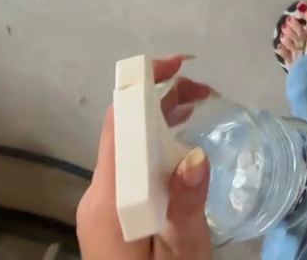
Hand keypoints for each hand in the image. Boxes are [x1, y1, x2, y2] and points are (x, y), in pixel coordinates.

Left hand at [76, 55, 217, 259]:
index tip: (181, 65)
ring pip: (130, 144)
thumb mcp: (182, 255)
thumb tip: (192, 154)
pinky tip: (183, 142)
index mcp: (108, 199)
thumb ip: (185, 208)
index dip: (144, 84)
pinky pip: (133, 164)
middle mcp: (99, 194)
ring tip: (202, 105)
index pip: (119, 123)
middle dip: (162, 95)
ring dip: (163, 116)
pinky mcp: (113, 216)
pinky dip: (158, 142)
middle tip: (208, 91)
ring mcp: (104, 206)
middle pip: (125, 127)